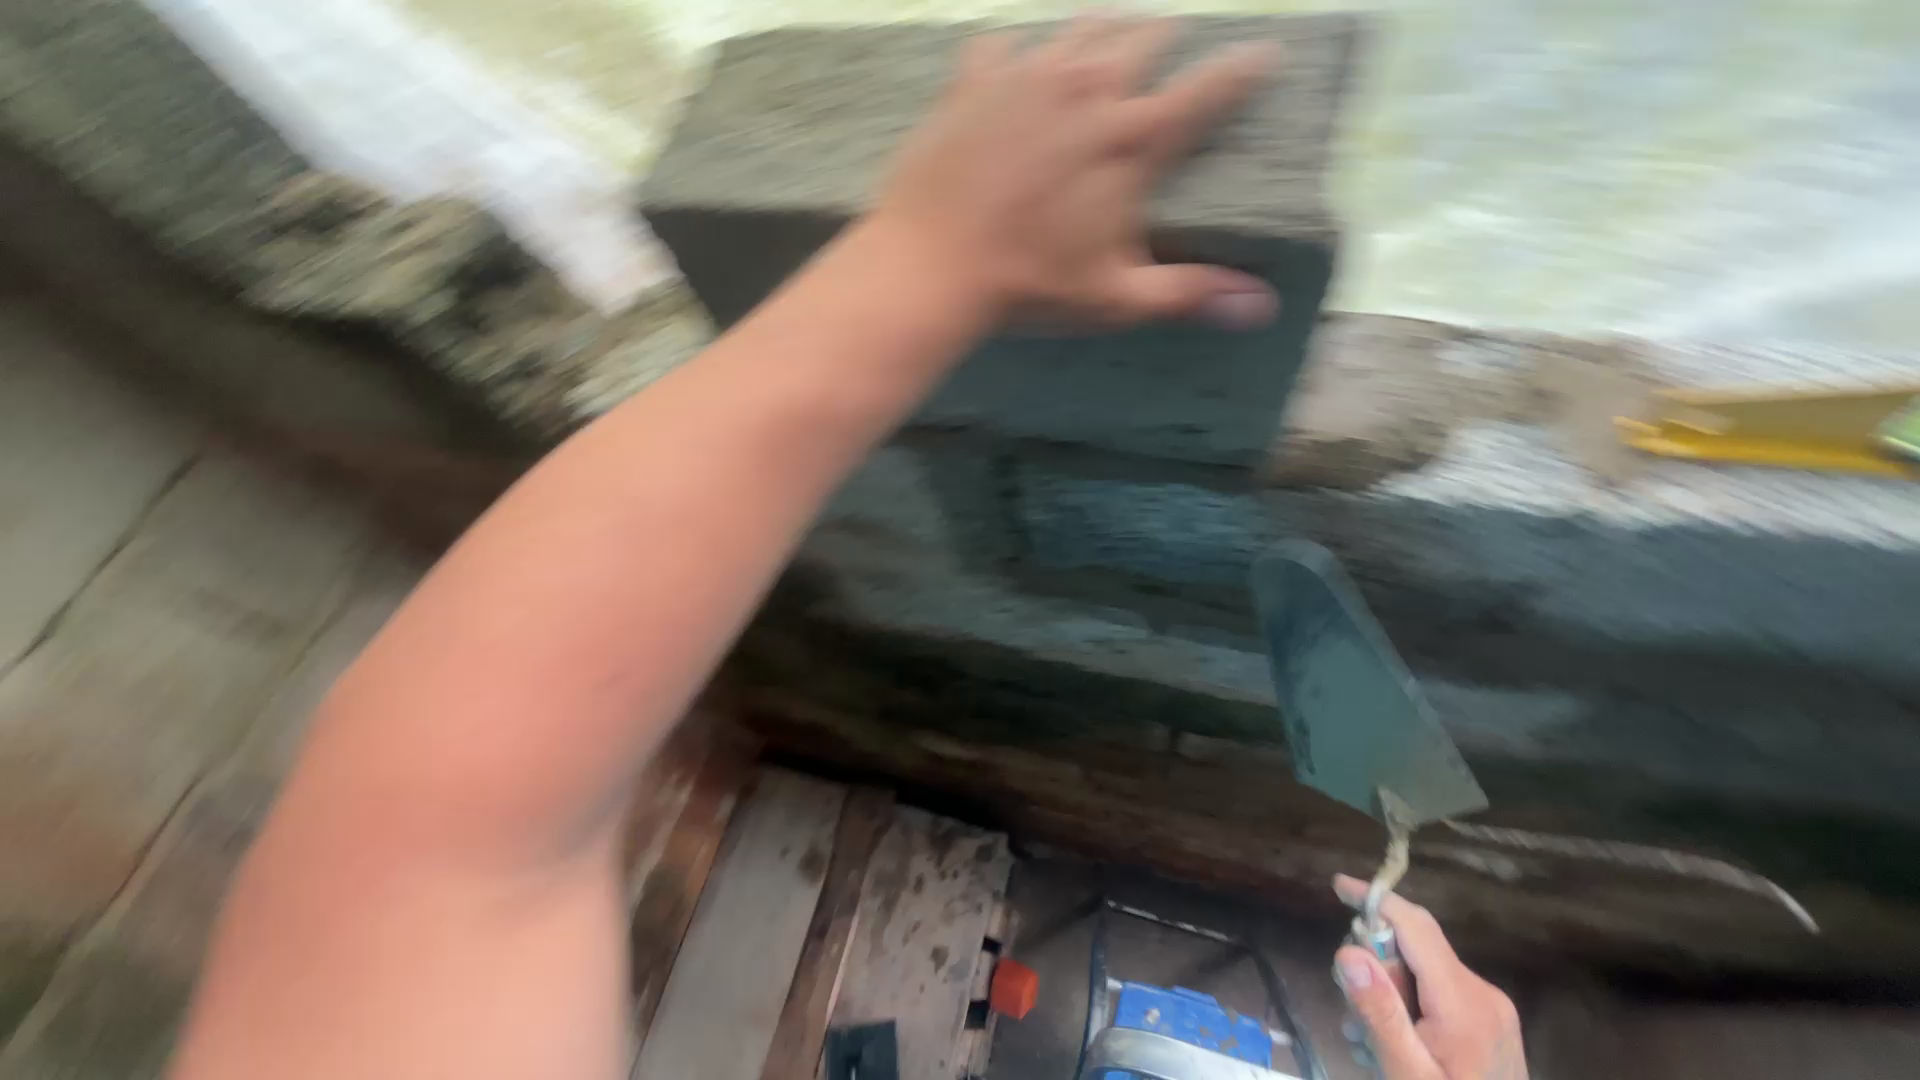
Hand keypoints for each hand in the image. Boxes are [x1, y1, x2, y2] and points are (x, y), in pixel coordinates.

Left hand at [866, 15, 1280, 330]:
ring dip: (1104, 33)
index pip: (1208, 89)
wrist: (931, 266)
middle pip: (1143, 40)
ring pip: (1080, 30)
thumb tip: (1261, 308)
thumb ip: (1188, 293)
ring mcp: (1025, 77)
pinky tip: (1015, 69)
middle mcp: (1086, 90)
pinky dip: (1016, 54)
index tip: (1267, 52)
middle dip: (1166, 41)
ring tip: (1110, 43)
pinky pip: (1002, 45)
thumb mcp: (1114, 298)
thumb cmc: (1028, 286)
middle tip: (1173, 47)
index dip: (1244, 68)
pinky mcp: (972, 82)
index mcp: (1131, 140)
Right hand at [1333, 875, 1528, 1079]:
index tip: (1336, 887)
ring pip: (1418, 969)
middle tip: (1353, 1015)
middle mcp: (1482, 992)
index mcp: (1465, 1001)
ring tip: (1372, 1042)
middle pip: (1412, 947)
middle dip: (1373, 965)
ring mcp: (1489, 1008)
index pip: (1416, 926)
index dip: (1376, 901)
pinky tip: (1395, 1043)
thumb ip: (1379, 1015)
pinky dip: (1404, 1004)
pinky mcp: (1487, 1022)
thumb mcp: (1407, 1077)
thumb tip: (1347, 952)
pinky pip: (1432, 990)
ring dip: (1386, 991)